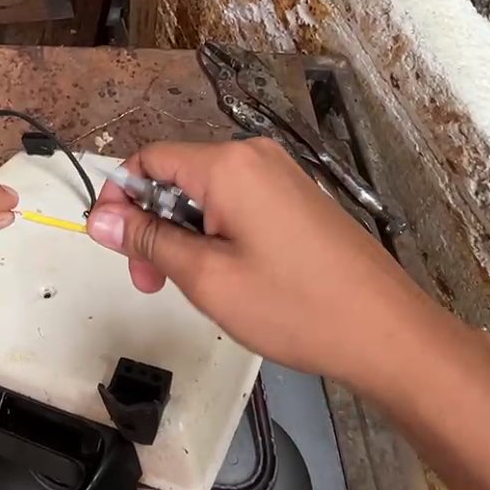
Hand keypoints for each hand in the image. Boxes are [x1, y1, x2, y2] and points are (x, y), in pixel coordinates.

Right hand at [85, 137, 442, 387]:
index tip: (113, 241)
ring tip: (191, 284)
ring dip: (183, 231)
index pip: (149, 159)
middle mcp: (252, 156)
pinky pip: (236, 200)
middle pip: (176, 175)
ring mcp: (279, 173)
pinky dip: (216, 230)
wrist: (392, 334)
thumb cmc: (296, 306)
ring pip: (205, 191)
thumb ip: (147, 240)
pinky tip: (227, 273)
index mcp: (227, 164)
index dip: (120, 197)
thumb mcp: (206, 278)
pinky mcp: (296, 195)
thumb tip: (98, 219)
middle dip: (153, 224)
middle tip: (151, 280)